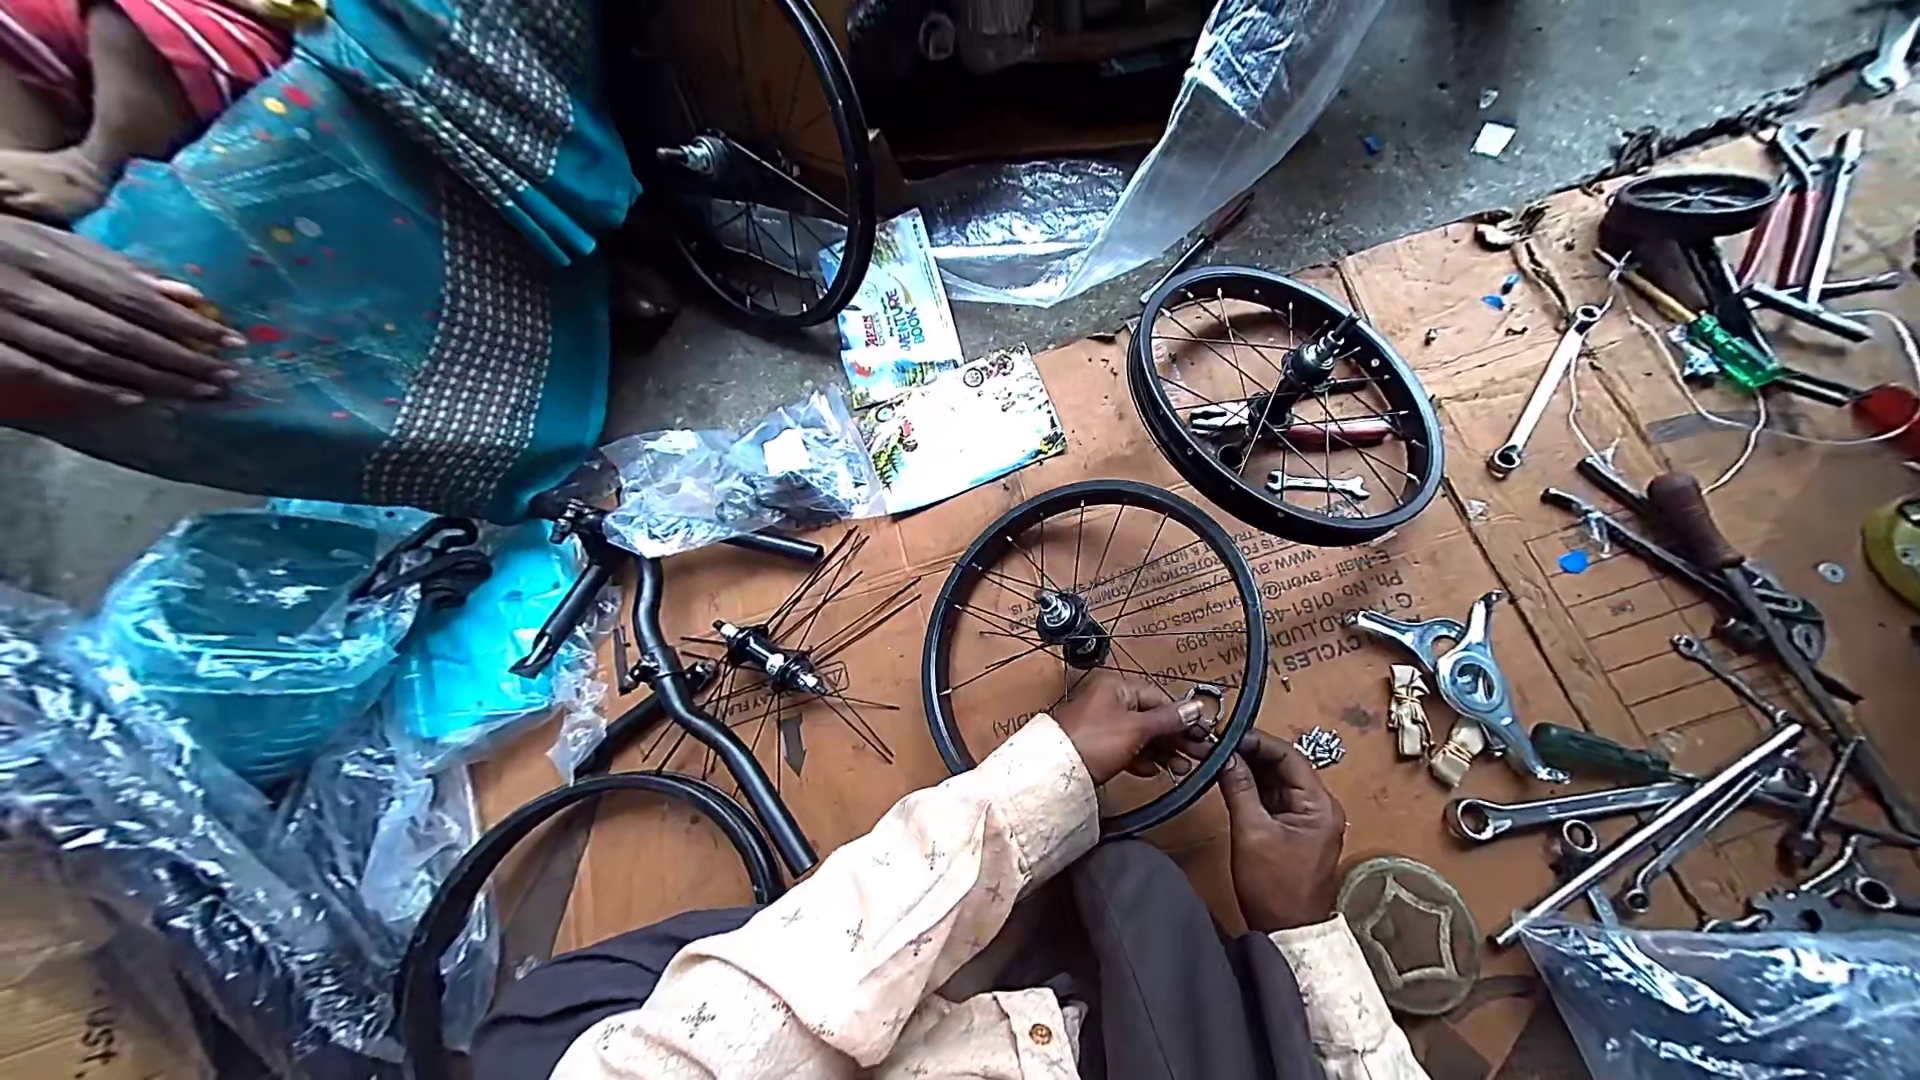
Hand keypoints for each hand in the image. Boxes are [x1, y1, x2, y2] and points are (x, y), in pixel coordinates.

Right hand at [0, 217, 242, 414]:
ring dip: (154, 379)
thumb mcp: (48, 240)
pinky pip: (37, 373)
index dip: (188, 323)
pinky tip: (135, 400)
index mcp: (40, 255)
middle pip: (119, 334)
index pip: (132, 298)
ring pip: (89, 357)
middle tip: (229, 376)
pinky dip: (88, 389)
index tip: (236, 343)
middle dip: (182, 360)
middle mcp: (18, 288)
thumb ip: (116, 267)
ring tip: (203, 392)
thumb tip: (189, 294)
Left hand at [1050, 671, 1199, 784]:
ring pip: (1141, 735)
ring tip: (1182, 768)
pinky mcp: (1097, 746)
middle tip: (1200, 754)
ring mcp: (1102, 724)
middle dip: (1176, 738)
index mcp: (1117, 688)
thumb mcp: (1136, 728)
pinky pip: (1127, 749)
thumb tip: (1194, 708)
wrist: (1057, 771)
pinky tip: (1154, 770)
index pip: (1159, 698)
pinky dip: (1142, 759)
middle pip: (1151, 718)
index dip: (1182, 717)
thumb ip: (1167, 720)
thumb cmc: (1091, 742)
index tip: (1202, 733)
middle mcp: (1109, 702)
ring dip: (1163, 751)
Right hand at [1218, 729, 1345, 931]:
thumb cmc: (1275, 887)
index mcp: (1319, 805)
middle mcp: (1318, 805)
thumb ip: (1238, 787)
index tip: (1225, 733)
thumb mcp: (1251, 832)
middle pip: (1282, 764)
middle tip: (1215, 741)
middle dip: (1249, 750)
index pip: (1288, 756)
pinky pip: (1270, 792)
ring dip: (1246, 764)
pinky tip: (1226, 773)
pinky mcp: (1291, 824)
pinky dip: (1248, 781)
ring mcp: (1305, 815)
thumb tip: (1224, 754)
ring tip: (1216, 752)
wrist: (1287, 931)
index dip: (1256, 740)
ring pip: (1274, 776)